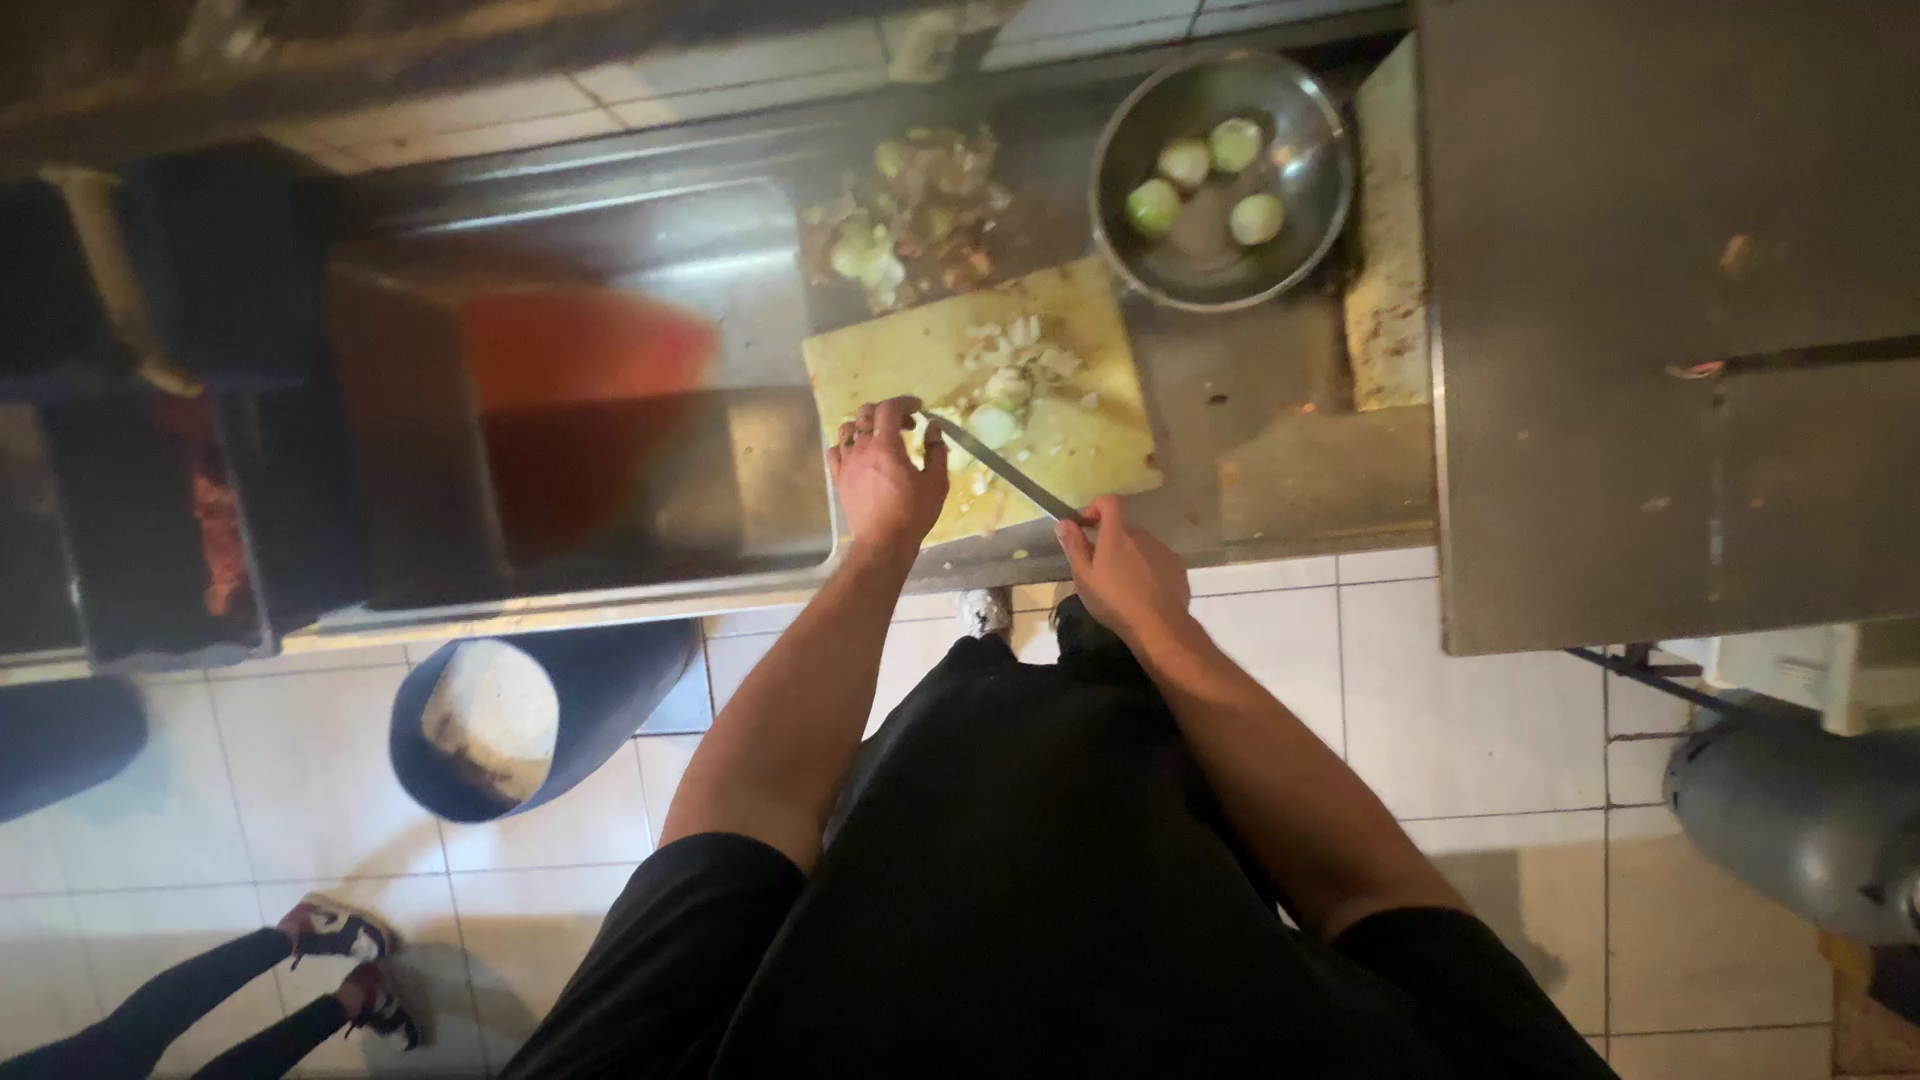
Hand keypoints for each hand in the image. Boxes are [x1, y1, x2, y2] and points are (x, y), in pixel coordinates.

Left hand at [827, 396, 948, 562]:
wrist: (884, 543)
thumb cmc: (913, 513)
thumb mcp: (936, 482)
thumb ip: (936, 451)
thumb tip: (933, 429)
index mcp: (886, 446)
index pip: (889, 408)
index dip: (904, 402)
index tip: (918, 408)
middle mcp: (862, 449)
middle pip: (866, 413)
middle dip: (887, 412)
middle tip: (905, 425)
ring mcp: (847, 463)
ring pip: (847, 429)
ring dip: (865, 426)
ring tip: (880, 437)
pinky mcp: (839, 479)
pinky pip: (835, 451)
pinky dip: (847, 445)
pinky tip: (859, 454)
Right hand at [1056, 495, 1190, 646]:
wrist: (1159, 625)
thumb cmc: (1114, 601)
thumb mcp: (1084, 577)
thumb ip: (1074, 546)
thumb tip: (1065, 522)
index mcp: (1117, 534)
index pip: (1109, 501)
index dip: (1096, 506)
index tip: (1086, 525)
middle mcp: (1142, 535)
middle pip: (1124, 528)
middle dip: (1111, 540)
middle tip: (1100, 568)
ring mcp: (1163, 550)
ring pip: (1141, 545)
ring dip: (1130, 556)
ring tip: (1123, 584)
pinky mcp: (1178, 566)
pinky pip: (1157, 559)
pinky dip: (1148, 568)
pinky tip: (1144, 592)